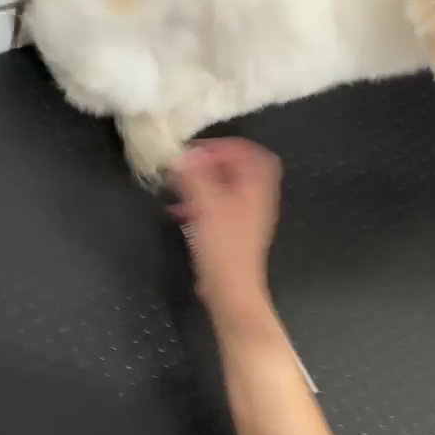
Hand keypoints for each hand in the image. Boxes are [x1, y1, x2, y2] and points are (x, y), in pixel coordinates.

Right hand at [173, 137, 281, 322]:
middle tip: (186, 165)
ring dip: (201, 183)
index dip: (223, 146)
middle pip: (236, 168)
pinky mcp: (233, 233)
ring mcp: (246, 216)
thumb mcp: (205, 203)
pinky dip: (200, 202)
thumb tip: (182, 154)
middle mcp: (256, 198)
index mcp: (257, 186)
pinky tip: (179, 210)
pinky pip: (218, 207)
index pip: (248, 151)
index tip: (195, 151)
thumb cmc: (223, 245)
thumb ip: (193, 175)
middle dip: (209, 163)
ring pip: (225, 188)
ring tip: (177, 185)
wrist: (231, 289)